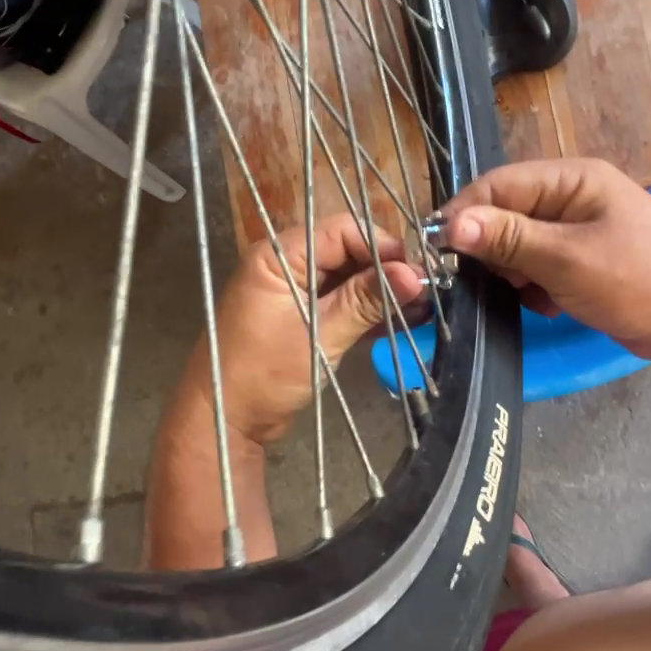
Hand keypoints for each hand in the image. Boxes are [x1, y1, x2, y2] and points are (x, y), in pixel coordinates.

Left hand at [178, 213, 424, 444]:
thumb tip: (413, 275)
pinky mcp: (302, 318)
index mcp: (278, 256)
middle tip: (424, 290)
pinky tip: (400, 322)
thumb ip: (365, 302)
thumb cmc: (263, 375)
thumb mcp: (319, 336)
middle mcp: (285, 265)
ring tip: (421, 308)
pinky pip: (340, 303)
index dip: (380, 245)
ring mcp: (293, 292)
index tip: (414, 270)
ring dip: (380, 293)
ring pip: (347, 279)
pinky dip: (366, 312)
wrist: (225, 420)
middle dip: (385, 270)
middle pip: (346, 252)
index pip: (339, 231)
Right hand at [440, 158, 650, 360]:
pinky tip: (548, 305)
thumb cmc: (638, 281)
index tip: (436, 249)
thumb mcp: (566, 258)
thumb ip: (508, 238)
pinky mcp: (584, 261)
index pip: (500, 184)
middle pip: (508, 214)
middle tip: (497, 281)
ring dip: (516, 273)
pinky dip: (535, 287)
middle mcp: (573, 197)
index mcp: (573, 179)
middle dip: (495, 249)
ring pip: (521, 245)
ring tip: (530, 295)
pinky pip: (540, 267)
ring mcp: (580, 231)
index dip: (466, 213)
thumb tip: (450, 224)